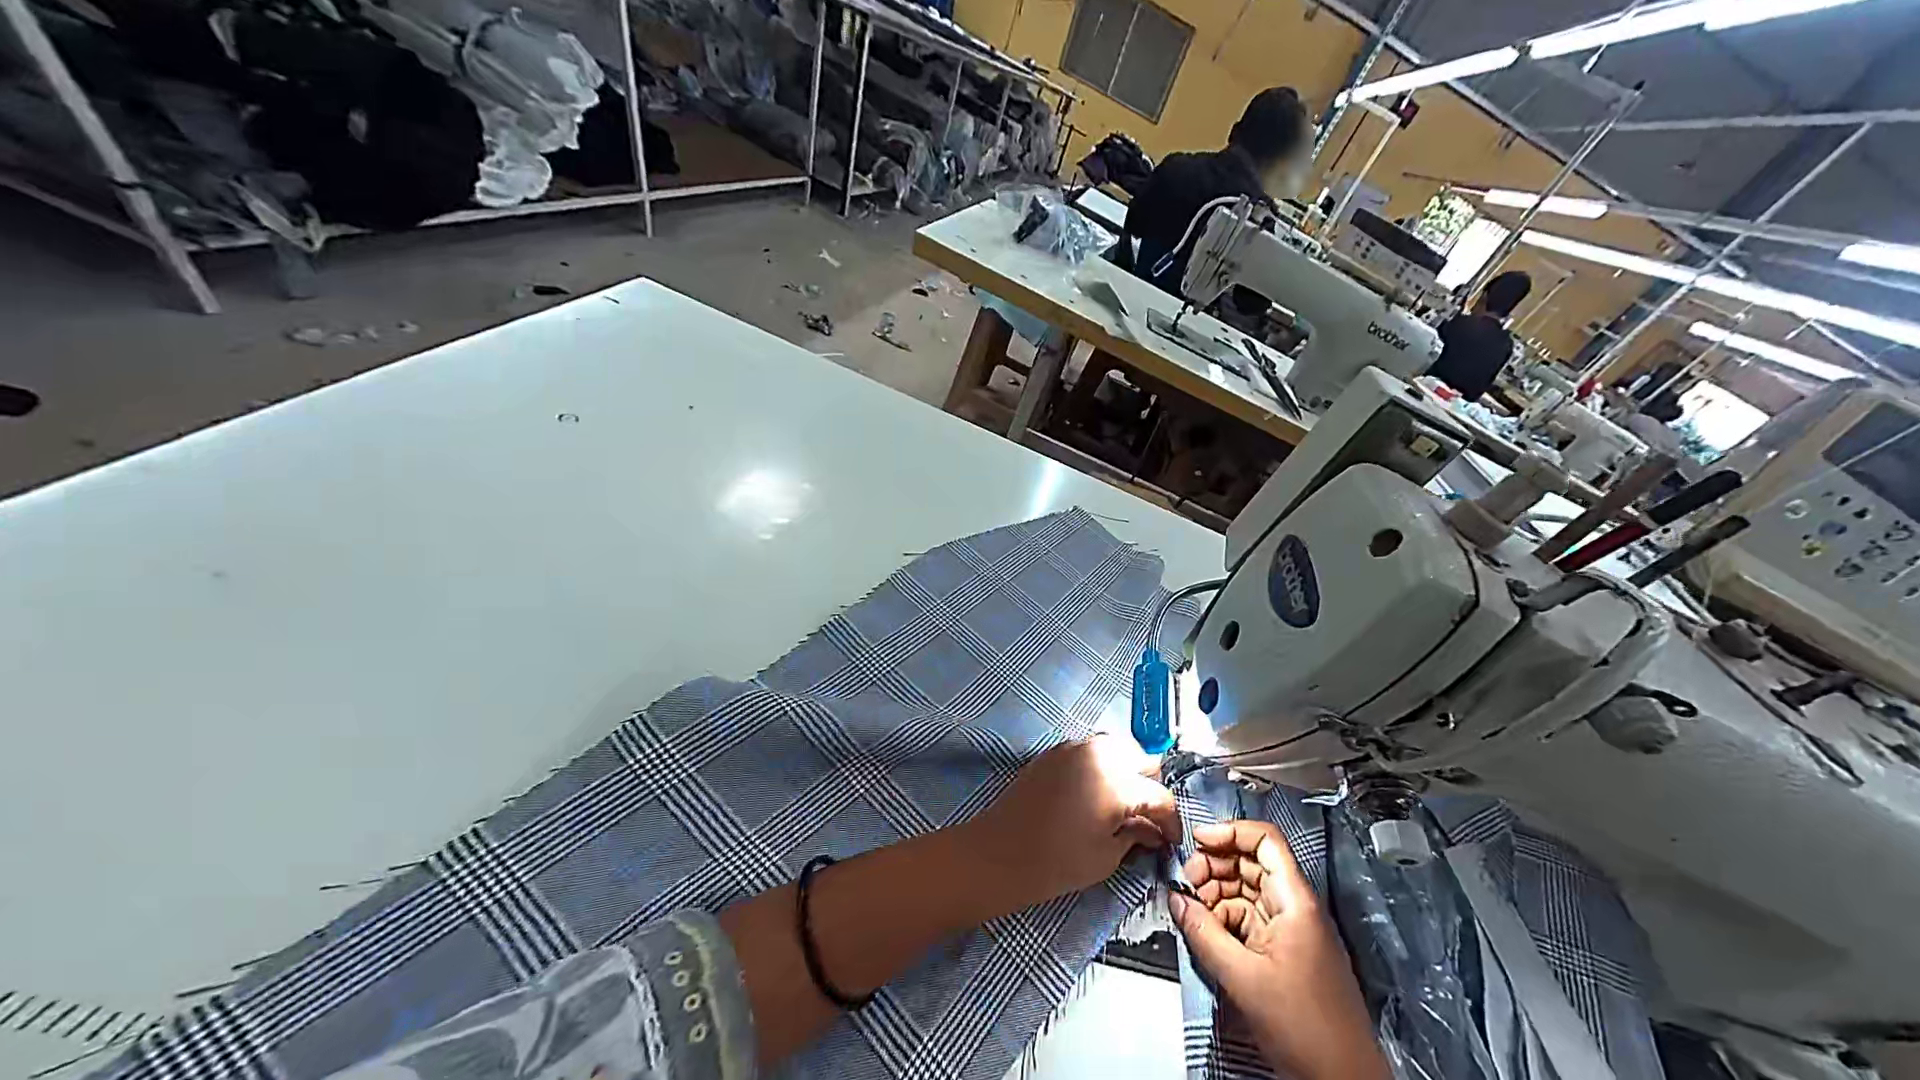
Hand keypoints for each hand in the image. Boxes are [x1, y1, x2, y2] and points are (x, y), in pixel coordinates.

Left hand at [962, 735, 1180, 907]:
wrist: (1000, 852)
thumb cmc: (1056, 862)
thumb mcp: (1106, 856)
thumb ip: (1136, 835)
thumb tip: (1152, 830)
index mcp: (1116, 782)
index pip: (1159, 794)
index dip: (1171, 821)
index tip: (1170, 840)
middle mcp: (1098, 755)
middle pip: (1143, 758)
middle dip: (1150, 785)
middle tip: (1147, 817)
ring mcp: (1073, 748)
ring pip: (1117, 748)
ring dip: (1127, 770)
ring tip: (1123, 803)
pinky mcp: (1054, 752)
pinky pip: (1091, 749)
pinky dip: (1102, 765)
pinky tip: (1097, 792)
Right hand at [1169, 821, 1389, 1079]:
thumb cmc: (1306, 1029)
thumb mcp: (1243, 977)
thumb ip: (1204, 932)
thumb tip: (1175, 899)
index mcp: (1296, 902)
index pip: (1264, 841)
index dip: (1229, 832)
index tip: (1196, 842)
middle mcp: (1295, 908)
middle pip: (1251, 863)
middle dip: (1214, 866)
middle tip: (1186, 883)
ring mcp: (1291, 929)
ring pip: (1247, 891)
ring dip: (1216, 893)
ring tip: (1193, 910)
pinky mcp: (1284, 951)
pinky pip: (1249, 918)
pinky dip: (1225, 918)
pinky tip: (1207, 931)